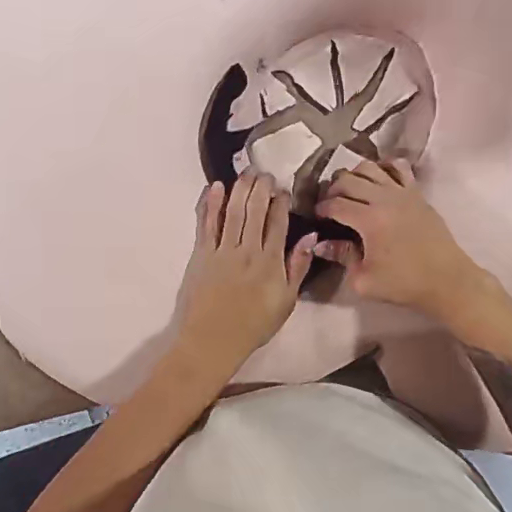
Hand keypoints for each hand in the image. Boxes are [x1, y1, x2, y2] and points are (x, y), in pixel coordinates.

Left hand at [177, 172, 317, 374]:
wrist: (213, 339)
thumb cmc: (253, 325)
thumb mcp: (286, 301)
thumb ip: (298, 267)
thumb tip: (310, 238)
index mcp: (271, 262)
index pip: (278, 223)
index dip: (281, 203)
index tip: (283, 189)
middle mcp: (247, 251)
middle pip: (255, 211)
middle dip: (260, 188)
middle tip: (264, 173)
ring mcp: (222, 251)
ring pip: (232, 212)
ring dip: (239, 189)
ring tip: (245, 173)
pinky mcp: (201, 255)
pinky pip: (206, 224)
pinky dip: (210, 204)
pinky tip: (213, 188)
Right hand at [315, 159, 496, 318]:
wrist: (447, 281)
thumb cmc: (403, 283)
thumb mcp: (363, 279)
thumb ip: (341, 256)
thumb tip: (320, 244)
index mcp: (370, 220)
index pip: (335, 204)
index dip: (320, 209)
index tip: (316, 217)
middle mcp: (385, 199)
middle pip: (348, 179)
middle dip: (332, 190)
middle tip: (329, 204)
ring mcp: (403, 193)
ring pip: (369, 167)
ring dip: (354, 176)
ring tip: (350, 191)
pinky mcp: (417, 194)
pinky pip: (398, 167)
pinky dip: (383, 168)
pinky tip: (377, 181)